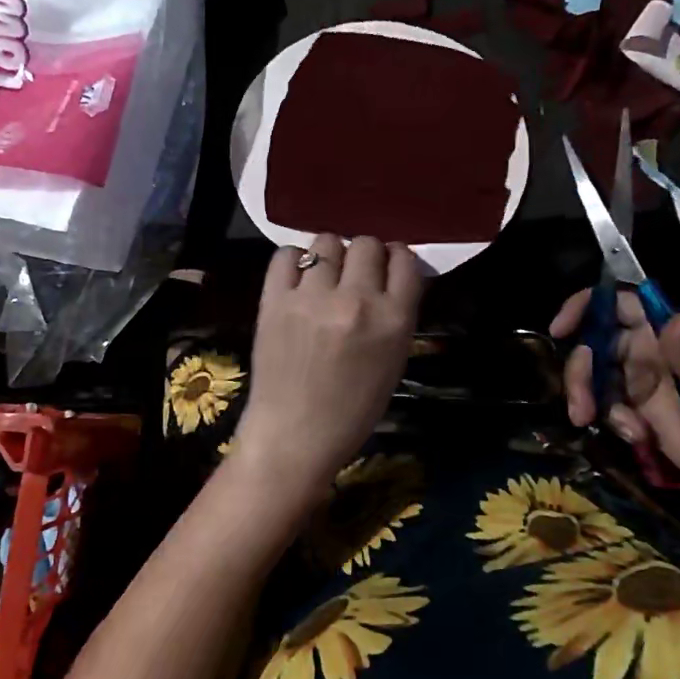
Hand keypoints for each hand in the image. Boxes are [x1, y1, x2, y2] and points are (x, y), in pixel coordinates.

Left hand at [231, 235, 423, 492]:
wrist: (295, 436)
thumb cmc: (352, 408)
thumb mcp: (394, 361)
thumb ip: (397, 314)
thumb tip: (391, 275)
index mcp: (393, 320)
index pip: (404, 259)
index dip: (398, 257)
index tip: (389, 266)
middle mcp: (356, 301)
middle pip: (367, 244)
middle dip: (366, 254)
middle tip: (356, 273)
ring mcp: (312, 298)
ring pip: (327, 242)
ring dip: (331, 254)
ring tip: (325, 275)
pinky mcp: (275, 300)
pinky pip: (286, 255)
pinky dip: (295, 260)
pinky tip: (298, 279)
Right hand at [550, 289, 679, 501]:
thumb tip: (679, 319)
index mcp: (676, 335)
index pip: (623, 302)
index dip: (587, 305)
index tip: (561, 328)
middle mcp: (655, 348)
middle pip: (598, 340)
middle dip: (581, 370)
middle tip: (580, 408)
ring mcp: (645, 377)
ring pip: (595, 371)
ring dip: (587, 396)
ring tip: (605, 428)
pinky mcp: (638, 405)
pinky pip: (606, 400)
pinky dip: (608, 418)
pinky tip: (636, 439)